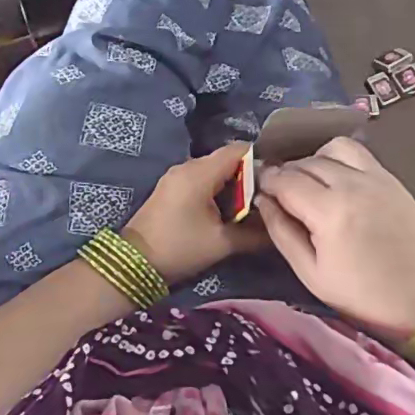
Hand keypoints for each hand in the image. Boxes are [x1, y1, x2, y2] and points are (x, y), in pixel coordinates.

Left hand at [123, 142, 266, 284]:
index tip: (277, 181)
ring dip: (233, 185)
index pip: (239, 150)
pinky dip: (217, 191)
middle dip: (249, 176)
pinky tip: (227, 211)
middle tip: (268, 198)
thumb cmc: (180, 248)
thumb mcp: (222, 243)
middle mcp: (187, 166)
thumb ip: (255, 233)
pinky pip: (201, 180)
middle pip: (227, 159)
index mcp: (200, 172)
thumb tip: (279, 226)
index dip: (262, 161)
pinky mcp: (170, 189)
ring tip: (252, 207)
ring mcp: (176, 177)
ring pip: (214, 171)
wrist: (134, 264)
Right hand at [254, 138, 414, 338]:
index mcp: (330, 213)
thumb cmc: (360, 294)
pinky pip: (358, 153)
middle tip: (279, 192)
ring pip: (331, 149)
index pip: (285, 180)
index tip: (258, 190)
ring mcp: (376, 178)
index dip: (266, 181)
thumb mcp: (309, 272)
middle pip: (305, 162)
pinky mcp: (392, 179)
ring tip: (308, 183)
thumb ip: (281, 232)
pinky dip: (338, 158)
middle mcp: (352, 186)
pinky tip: (335, 180)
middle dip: (285, 172)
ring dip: (312, 160)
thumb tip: (263, 201)